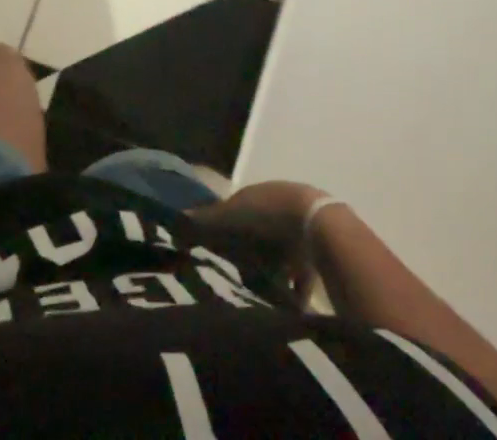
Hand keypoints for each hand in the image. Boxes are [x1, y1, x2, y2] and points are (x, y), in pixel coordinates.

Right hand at [188, 181, 329, 303]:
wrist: (320, 228)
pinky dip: (296, 284)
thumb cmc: (267, 219)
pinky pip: (303, 269)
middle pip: (259, 230)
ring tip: (265, 292)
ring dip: (274, 268)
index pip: (235, 209)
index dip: (224, 228)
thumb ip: (201, 222)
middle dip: (250, 251)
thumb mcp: (228, 220)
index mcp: (257, 193)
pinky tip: (291, 303)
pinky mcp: (322, 247)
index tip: (217, 250)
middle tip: (240, 273)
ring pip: (281, 249)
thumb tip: (174, 222)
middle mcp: (279, 203)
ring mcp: (303, 224)